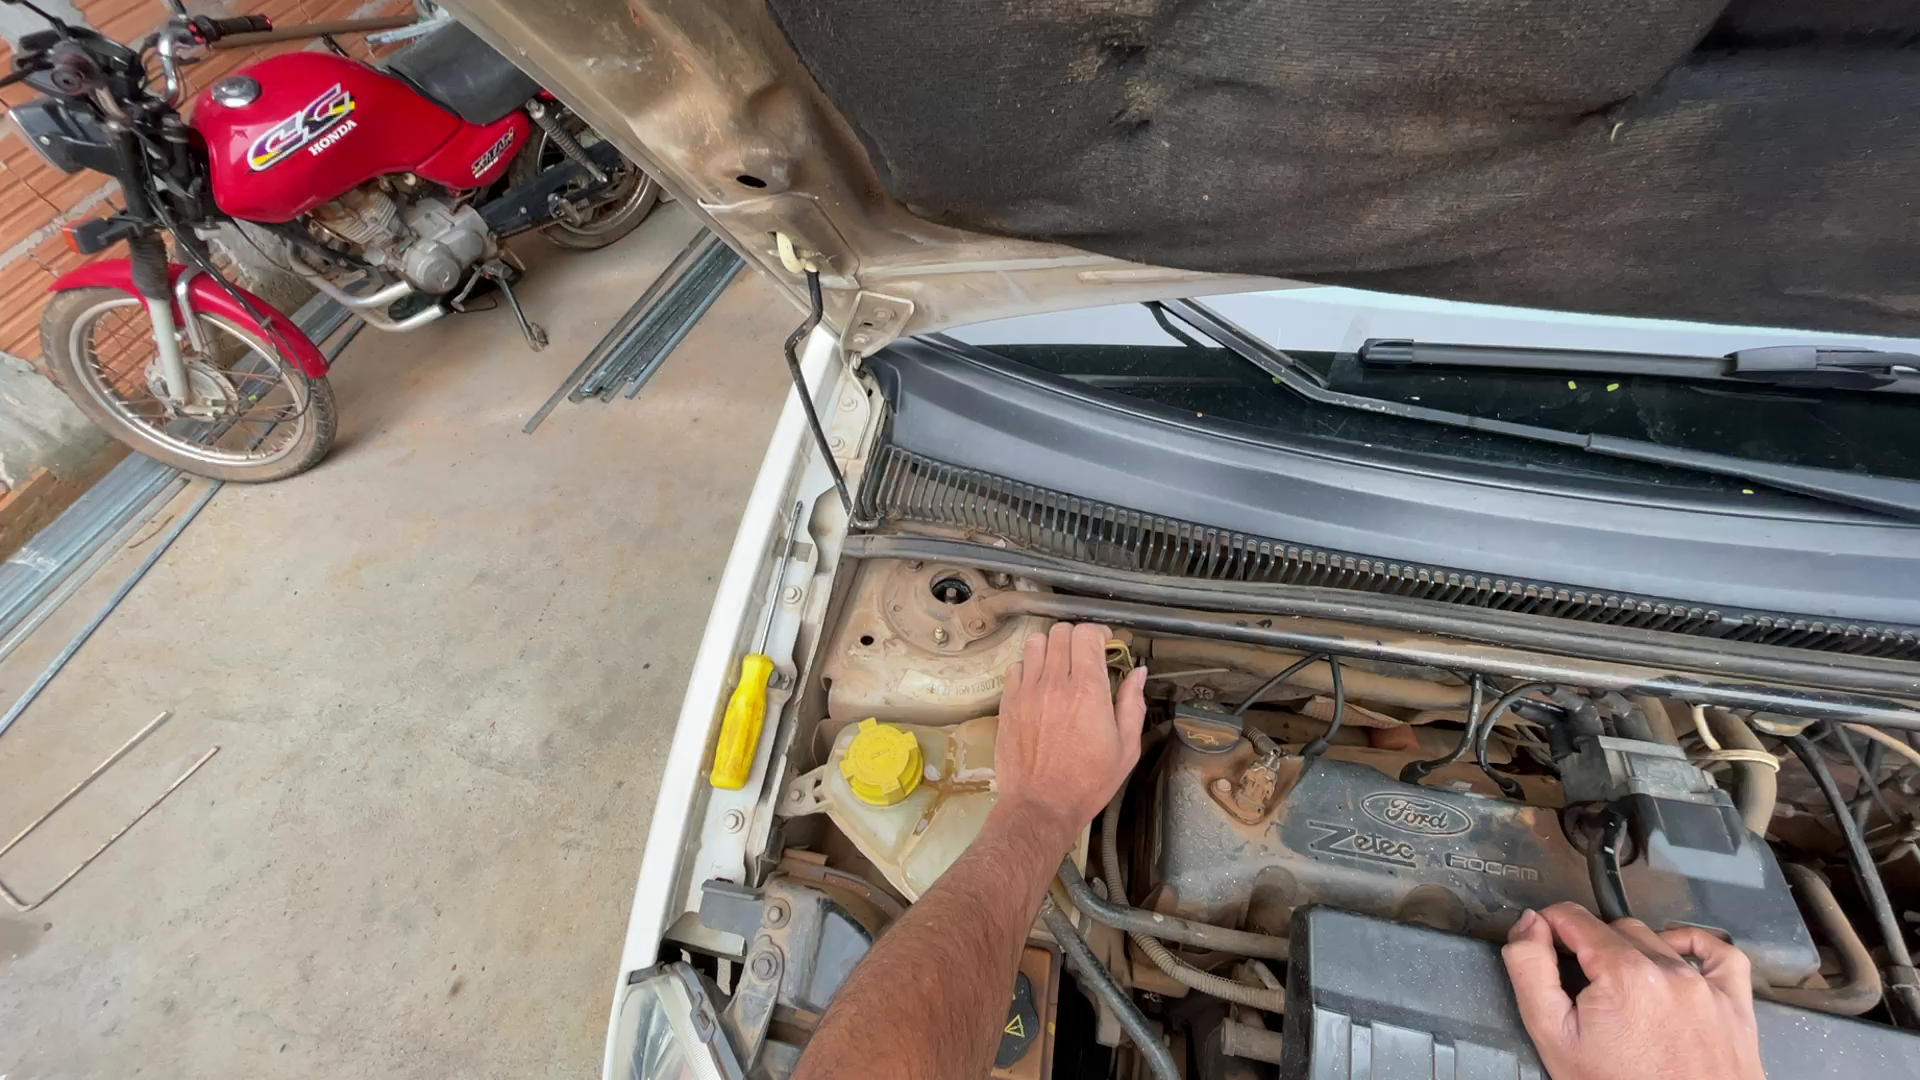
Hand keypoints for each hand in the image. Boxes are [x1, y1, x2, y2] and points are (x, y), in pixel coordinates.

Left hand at [994, 623, 1147, 844]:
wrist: (1040, 806)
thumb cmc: (1087, 782)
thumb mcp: (1126, 749)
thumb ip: (1132, 704)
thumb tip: (1139, 674)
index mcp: (1088, 692)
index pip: (1087, 635)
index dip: (1098, 632)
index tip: (1104, 644)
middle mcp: (1055, 684)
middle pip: (1061, 632)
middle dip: (1076, 637)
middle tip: (1084, 654)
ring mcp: (1028, 691)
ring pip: (1035, 642)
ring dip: (1051, 647)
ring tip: (1060, 664)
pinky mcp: (1009, 702)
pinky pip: (1016, 665)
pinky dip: (1029, 666)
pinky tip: (1039, 682)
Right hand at [1502, 902, 1764, 1079]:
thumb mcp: (1549, 1030)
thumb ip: (1528, 965)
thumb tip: (1532, 922)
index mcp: (1623, 972)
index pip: (1570, 917)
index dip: (1547, 929)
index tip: (1544, 955)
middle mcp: (1670, 972)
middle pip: (1610, 927)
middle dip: (1585, 942)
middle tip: (1575, 980)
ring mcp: (1709, 991)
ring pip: (1654, 939)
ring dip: (1626, 949)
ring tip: (1614, 984)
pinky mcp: (1737, 1011)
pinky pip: (1724, 957)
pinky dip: (1693, 945)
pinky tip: (1672, 955)